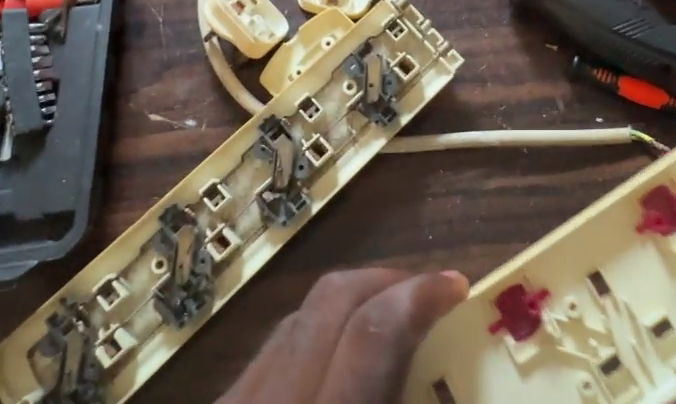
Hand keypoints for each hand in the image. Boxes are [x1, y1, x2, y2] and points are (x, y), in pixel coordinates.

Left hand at [216, 268, 467, 403]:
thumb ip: (401, 396)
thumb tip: (447, 374)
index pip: (371, 335)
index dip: (419, 298)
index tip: (456, 285)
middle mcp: (272, 400)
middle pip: (331, 300)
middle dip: (388, 282)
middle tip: (428, 298)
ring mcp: (234, 399)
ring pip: (299, 316)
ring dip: (352, 305)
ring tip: (390, 323)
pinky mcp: (219, 401)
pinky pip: (273, 349)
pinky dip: (315, 336)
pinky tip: (337, 361)